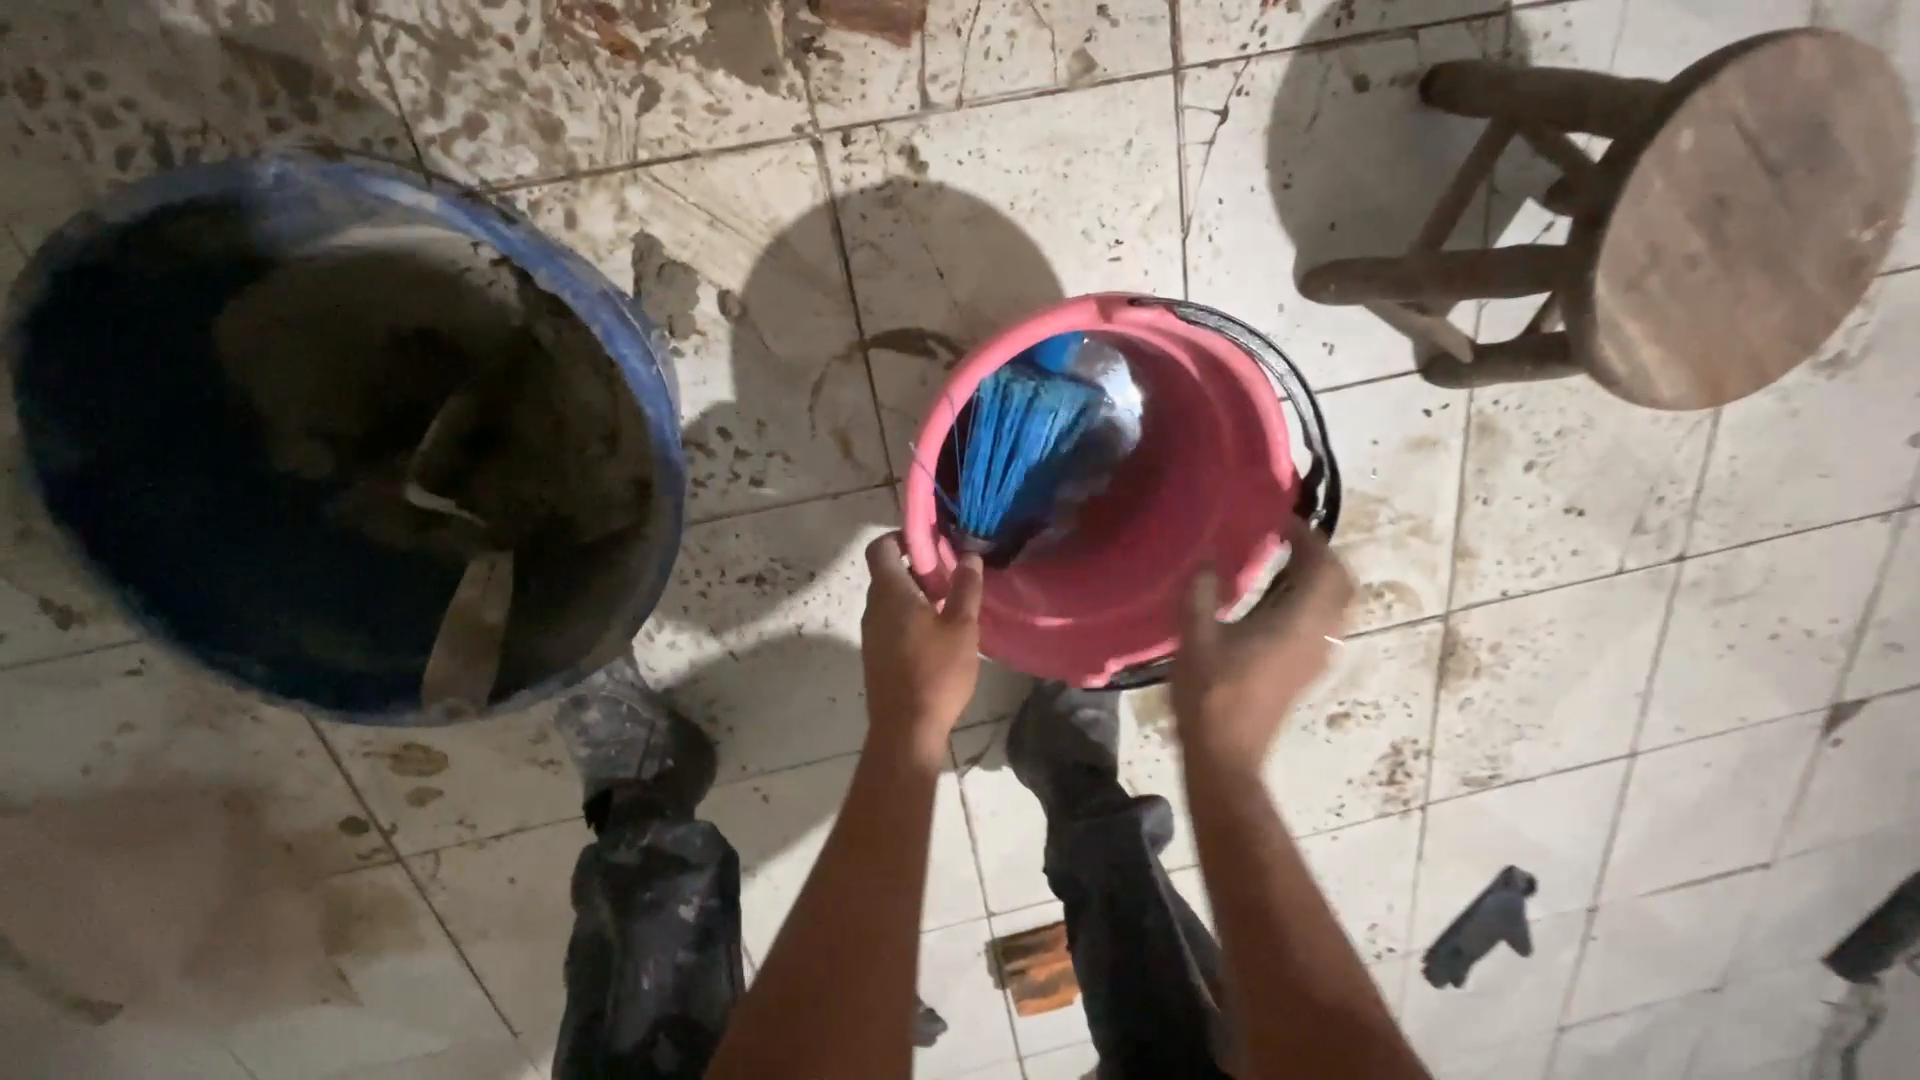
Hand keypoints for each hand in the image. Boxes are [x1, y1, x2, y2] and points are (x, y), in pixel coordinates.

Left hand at [860, 533, 984, 761]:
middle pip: (888, 573)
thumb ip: (965, 587)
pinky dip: (911, 616)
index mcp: (889, 593)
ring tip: (951, 604)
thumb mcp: (962, 627)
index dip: (902, 537)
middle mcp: (873, 608)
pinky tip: (939, 634)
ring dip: (917, 593)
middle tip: (952, 574)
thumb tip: (968, 555)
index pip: (880, 547)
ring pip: (891, 599)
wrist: (906, 729)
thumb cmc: (936, 672)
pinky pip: (891, 621)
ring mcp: (872, 633)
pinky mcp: (877, 655)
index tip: (932, 541)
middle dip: (918, 566)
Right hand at [1172, 523, 1354, 767]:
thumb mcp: (1195, 637)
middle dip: (1318, 554)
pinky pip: (1324, 621)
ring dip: (1317, 577)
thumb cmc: (1210, 695)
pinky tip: (1272, 601)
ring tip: (1278, 563)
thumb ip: (1201, 592)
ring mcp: (1317, 654)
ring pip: (1336, 603)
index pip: (1324, 565)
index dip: (1306, 537)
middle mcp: (1319, 634)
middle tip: (1282, 538)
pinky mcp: (1307, 669)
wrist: (1226, 753)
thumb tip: (1208, 557)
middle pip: (1341, 581)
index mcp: (1298, 622)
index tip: (1277, 520)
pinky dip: (1310, 599)